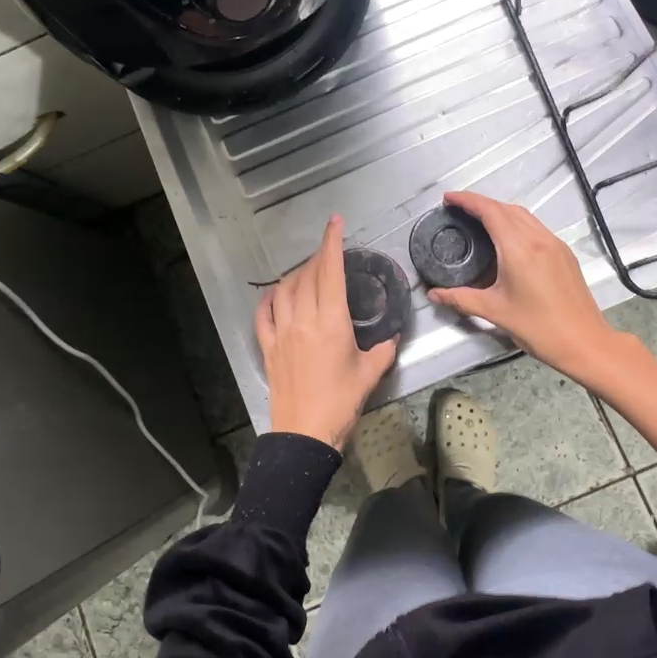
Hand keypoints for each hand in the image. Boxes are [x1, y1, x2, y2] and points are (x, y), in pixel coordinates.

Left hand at [255, 214, 398, 447]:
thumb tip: (392, 337)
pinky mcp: (268, 347)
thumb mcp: (370, 374)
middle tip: (328, 250)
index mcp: (331, 322)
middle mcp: (303, 320)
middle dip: (318, 256)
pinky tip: (275, 295)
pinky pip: (264, 314)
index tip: (335, 223)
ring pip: (284, 290)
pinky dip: (269, 299)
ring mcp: (282, 332)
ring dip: (296, 275)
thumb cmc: (341, 403)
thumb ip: (383, 350)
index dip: (332, 243)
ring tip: (307, 272)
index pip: (330, 272)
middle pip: (307, 276)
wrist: (305, 434)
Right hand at [425, 192, 638, 384]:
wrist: (585, 342)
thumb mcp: (495, 312)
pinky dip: (516, 223)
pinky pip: (536, 227)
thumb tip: (434, 294)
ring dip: (500, 211)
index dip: (468, 200)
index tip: (449, 198)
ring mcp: (555, 244)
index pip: (490, 211)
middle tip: (458, 209)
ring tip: (479, 220)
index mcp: (519, 249)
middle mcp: (539, 239)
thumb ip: (461, 299)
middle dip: (481, 203)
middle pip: (506, 208)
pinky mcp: (564, 254)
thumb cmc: (539, 328)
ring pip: (524, 215)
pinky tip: (506, 238)